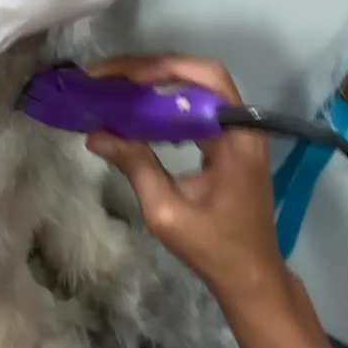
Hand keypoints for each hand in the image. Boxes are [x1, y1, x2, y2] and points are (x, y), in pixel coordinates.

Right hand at [83, 55, 287, 302]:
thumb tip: (95, 134)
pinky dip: (164, 99)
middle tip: (108, 75)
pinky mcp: (228, 141)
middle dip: (150, 68)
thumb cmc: (215, 249)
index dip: (163, 68)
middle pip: (198, 73)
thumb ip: (136, 166)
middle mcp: (242, 125)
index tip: (123, 77)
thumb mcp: (167, 212)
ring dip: (155, 80)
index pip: (204, 79)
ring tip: (114, 85)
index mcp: (236, 137)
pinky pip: (195, 105)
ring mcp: (237, 132)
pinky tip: (137, 109)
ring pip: (195, 85)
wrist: (252, 279)